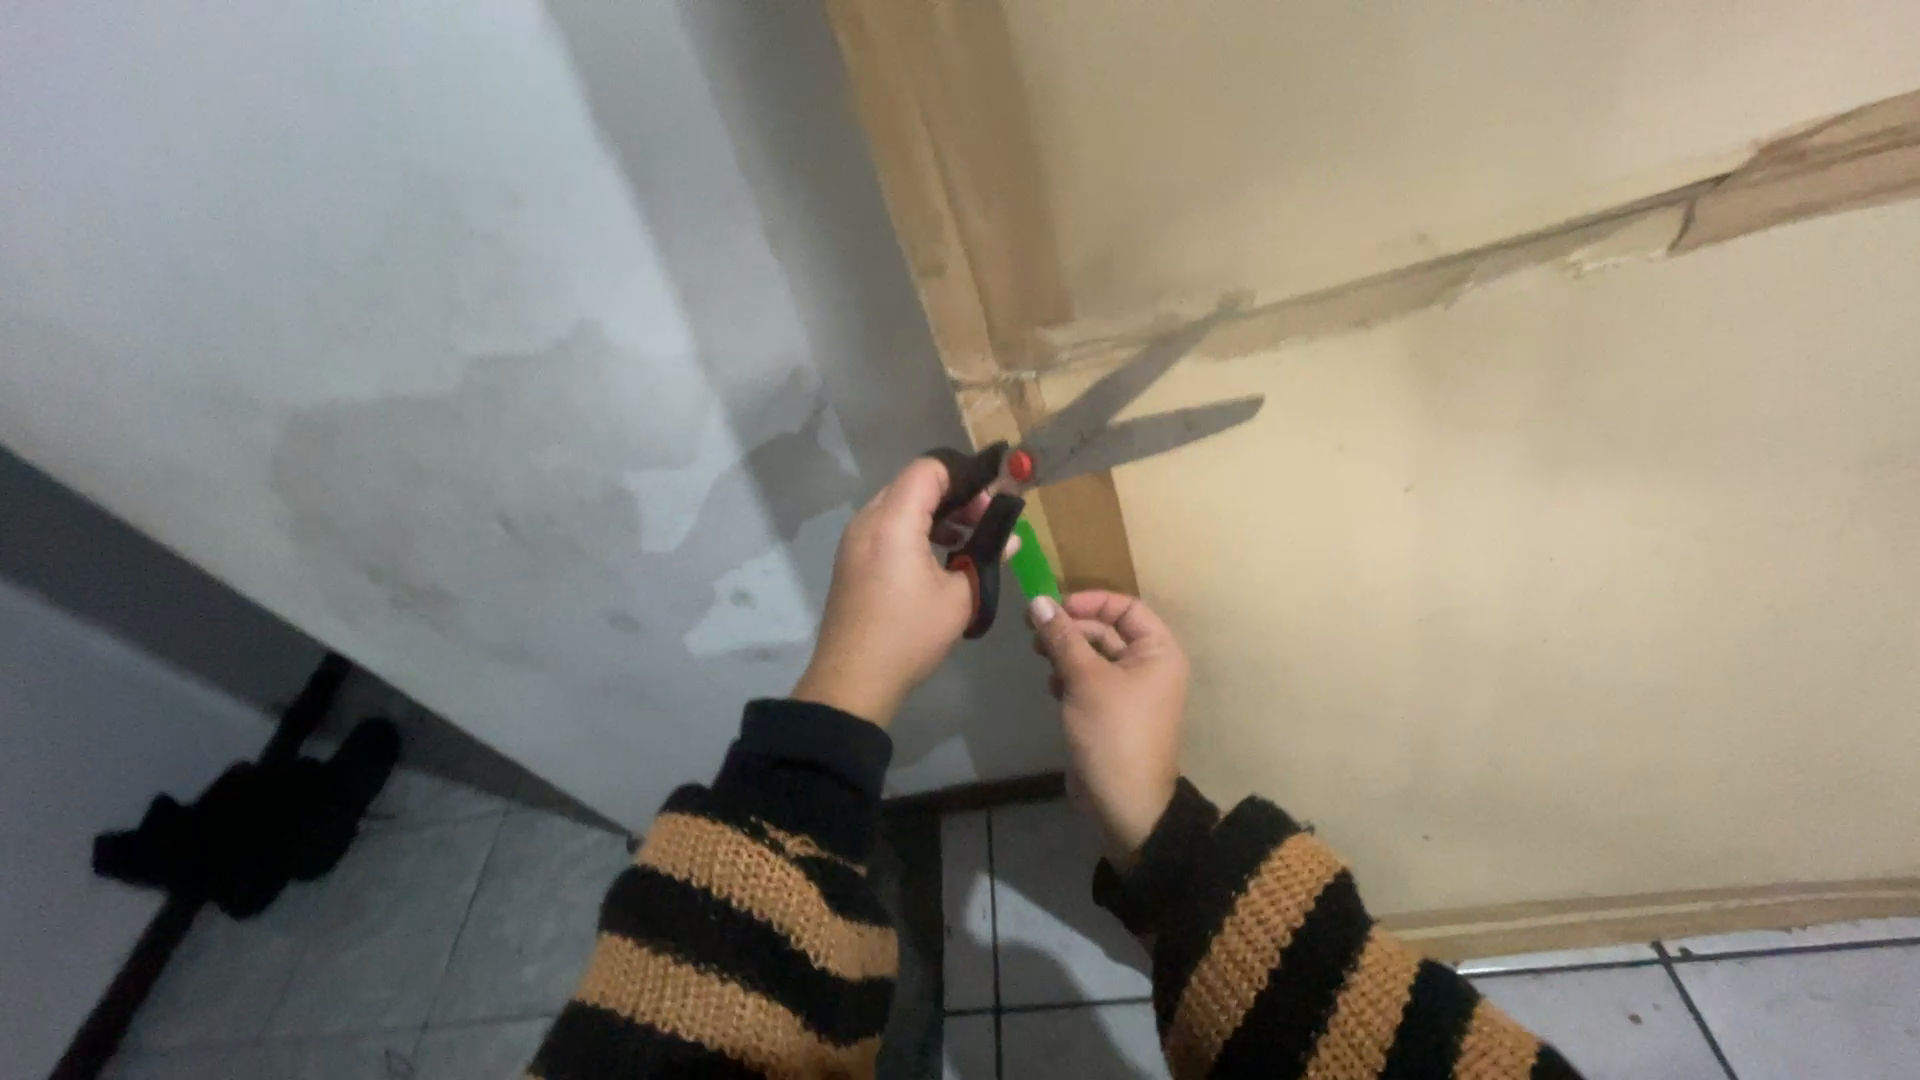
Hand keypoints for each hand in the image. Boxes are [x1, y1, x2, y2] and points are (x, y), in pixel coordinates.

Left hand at [792, 458, 1015, 726]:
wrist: (853, 679)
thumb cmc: (909, 634)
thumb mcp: (959, 598)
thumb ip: (986, 557)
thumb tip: (1011, 539)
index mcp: (893, 520)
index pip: (930, 469)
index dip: (966, 477)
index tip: (992, 502)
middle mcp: (868, 520)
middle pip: (913, 484)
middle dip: (954, 497)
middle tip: (984, 524)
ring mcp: (855, 540)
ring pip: (899, 505)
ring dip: (935, 515)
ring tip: (965, 541)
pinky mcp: (851, 559)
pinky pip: (886, 527)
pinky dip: (914, 530)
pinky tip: (938, 558)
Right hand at [1029, 591, 1188, 867]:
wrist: (1124, 803)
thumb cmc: (1113, 732)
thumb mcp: (1085, 678)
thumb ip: (1062, 637)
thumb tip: (1038, 601)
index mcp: (1158, 652)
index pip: (1126, 608)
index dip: (1091, 602)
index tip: (1055, 607)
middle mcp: (1149, 666)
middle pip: (1106, 630)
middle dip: (1071, 628)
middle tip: (1034, 631)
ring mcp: (1129, 690)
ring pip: (1093, 655)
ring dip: (1065, 652)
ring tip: (1040, 657)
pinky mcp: (1110, 711)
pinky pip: (1088, 680)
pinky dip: (1068, 677)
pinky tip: (1052, 687)